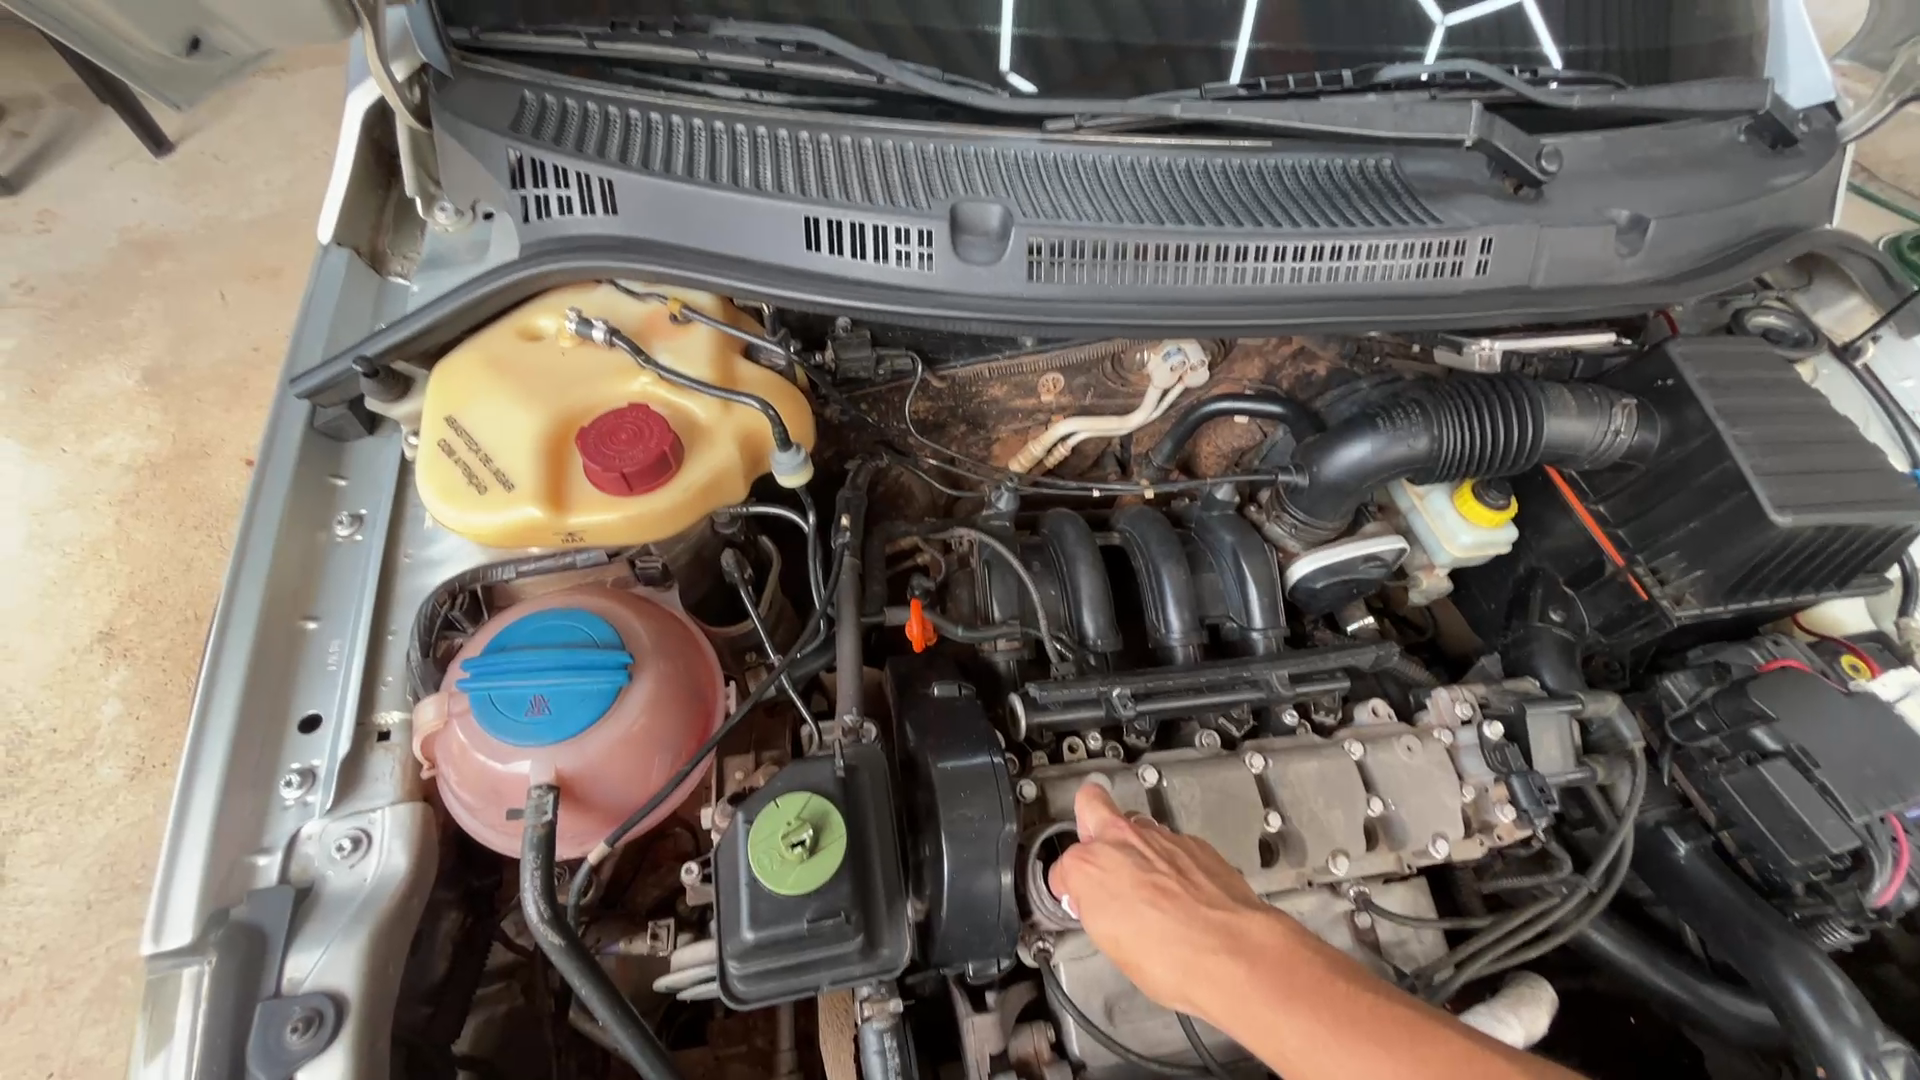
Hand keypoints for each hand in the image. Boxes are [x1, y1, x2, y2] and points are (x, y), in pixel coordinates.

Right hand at [1045, 781, 1288, 1016]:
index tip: (1078, 900)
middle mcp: (1120, 839)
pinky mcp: (1192, 842)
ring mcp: (1158, 836)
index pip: (1062, 868)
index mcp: (1088, 866)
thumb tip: (1097, 906)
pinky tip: (1180, 892)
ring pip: (1134, 823)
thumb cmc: (1173, 957)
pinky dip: (1171, 861)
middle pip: (1090, 803)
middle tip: (1098, 853)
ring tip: (1147, 885)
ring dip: (1134, 846)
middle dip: (1089, 821)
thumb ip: (1096, 910)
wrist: (1233, 953)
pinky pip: (1171, 842)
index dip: (1069, 887)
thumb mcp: (1112, 946)